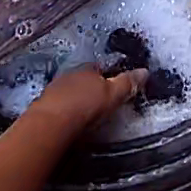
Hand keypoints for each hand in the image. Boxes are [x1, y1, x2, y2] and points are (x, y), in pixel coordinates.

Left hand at [20, 65, 145, 136]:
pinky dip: (65, 110)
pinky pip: (59, 104)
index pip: (99, 67)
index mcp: (87, 68)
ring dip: (76, 98)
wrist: (53, 123)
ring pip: (69, 91)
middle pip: (83, 78)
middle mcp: (69, 74)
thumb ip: (127, 83)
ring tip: (84, 113)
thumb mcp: (113, 95)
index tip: (113, 85)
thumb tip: (145, 72)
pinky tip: (69, 120)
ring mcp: (55, 89)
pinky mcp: (45, 106)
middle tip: (99, 101)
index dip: (107, 76)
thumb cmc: (86, 106)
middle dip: (90, 87)